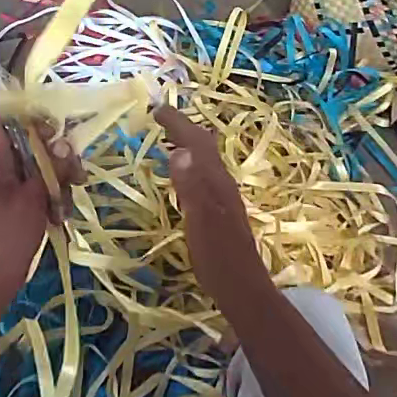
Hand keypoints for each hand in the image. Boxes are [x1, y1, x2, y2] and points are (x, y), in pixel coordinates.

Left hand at [0, 125, 81, 311]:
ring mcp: (7, 193)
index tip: (64, 137)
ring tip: (63, 210)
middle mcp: (0, 171)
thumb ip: (49, 168)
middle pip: (33, 150)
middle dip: (58, 161)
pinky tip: (59, 221)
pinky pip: (37, 196)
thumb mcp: (32, 199)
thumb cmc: (4, 239)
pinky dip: (50, 204)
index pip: (12, 124)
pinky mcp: (15, 212)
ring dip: (57, 186)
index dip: (38, 124)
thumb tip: (65, 140)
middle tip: (77, 178)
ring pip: (40, 174)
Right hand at [154, 106, 266, 302]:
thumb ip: (191, 186)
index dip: (176, 123)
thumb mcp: (200, 220)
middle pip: (204, 144)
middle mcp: (221, 182)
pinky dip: (191, 161)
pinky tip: (183, 173)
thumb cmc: (218, 257)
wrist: (241, 287)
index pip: (195, 141)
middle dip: (183, 126)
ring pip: (206, 157)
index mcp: (215, 180)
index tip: (154, 109)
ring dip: (188, 142)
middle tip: (159, 117)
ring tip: (168, 137)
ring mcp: (223, 195)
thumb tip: (180, 150)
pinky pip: (204, 172)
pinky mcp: (220, 208)